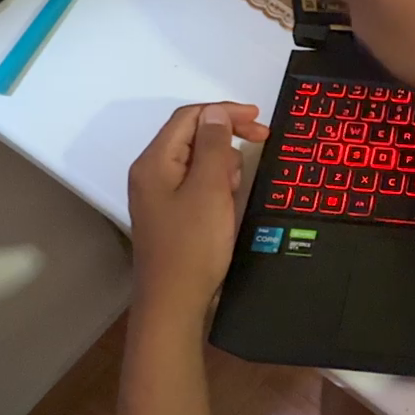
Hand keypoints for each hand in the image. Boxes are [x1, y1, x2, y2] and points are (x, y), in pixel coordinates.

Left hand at [127, 102, 270, 322]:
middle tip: (262, 142)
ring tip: (240, 182)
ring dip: (223, 161)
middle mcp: (152, 173)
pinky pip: (196, 182)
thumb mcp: (210, 190)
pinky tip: (230, 198)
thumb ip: (214, 147)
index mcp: (155, 162)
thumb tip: (216, 113)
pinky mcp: (172, 213)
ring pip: (196, 160)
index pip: (190, 118)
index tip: (260, 121)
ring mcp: (160, 194)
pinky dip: (217, 181)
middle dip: (227, 136)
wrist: (175, 301)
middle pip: (191, 136)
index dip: (225, 113)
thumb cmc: (193, 245)